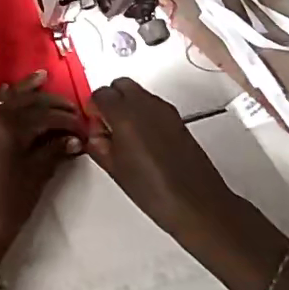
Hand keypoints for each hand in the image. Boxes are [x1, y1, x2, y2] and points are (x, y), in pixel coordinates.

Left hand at [0, 71, 84, 262]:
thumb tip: (75, 139)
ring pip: (10, 100)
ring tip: (44, 79)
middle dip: (52, 102)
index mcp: (10, 127)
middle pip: (28, 102)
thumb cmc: (9, 204)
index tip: (85, 127)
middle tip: (74, 107)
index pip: (45, 115)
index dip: (68, 120)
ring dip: (28, 92)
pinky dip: (6, 98)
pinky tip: (13, 91)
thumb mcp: (37, 176)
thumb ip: (55, 151)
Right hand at [86, 78, 236, 241]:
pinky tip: (142, 139)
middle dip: (110, 100)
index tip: (93, 123)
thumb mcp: (114, 169)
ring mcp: (165, 110)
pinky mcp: (178, 119)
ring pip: (138, 92)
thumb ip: (98, 143)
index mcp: (124, 115)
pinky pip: (154, 104)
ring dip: (128, 105)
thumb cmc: (159, 192)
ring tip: (124, 135)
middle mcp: (146, 106)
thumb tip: (95, 134)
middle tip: (106, 124)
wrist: (196, 204)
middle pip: (120, 85)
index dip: (93, 108)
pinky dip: (144, 113)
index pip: (99, 94)